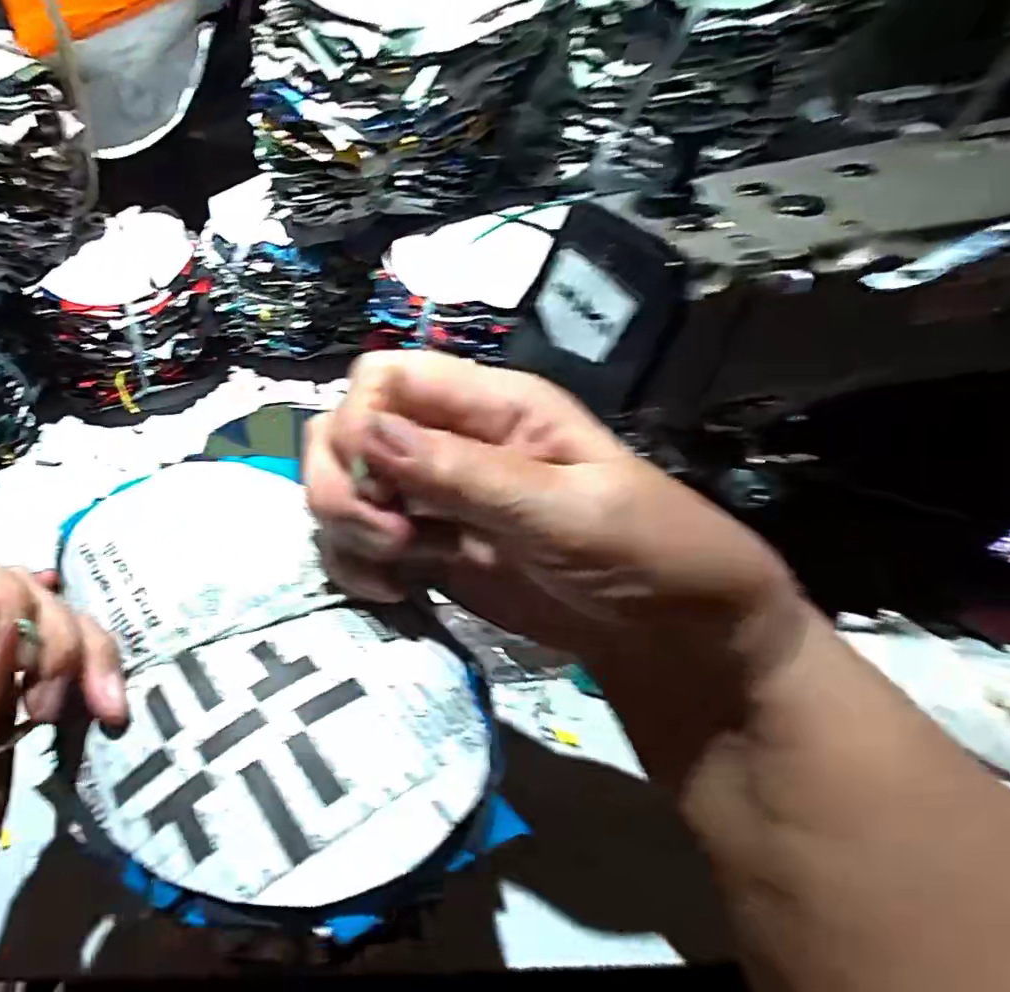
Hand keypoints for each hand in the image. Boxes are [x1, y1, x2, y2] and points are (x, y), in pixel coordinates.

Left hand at [0, 551, 126, 991]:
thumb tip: (0, 613)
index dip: (1, 592)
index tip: (30, 656)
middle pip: (16, 592)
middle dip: (55, 635)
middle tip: (53, 705)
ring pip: (52, 622)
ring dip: (88, 654)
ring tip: (99, 709)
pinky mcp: (15, 702)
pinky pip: (66, 661)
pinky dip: (95, 673)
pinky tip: (105, 699)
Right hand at [303, 352, 822, 785]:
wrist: (668, 632)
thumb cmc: (644, 550)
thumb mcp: (566, 509)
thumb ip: (466, 472)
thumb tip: (367, 431)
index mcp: (490, 405)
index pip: (385, 377)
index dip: (360, 419)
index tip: (376, 483)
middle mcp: (447, 441)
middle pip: (346, 430)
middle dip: (342, 482)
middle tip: (386, 535)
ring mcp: (430, 497)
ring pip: (342, 486)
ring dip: (344, 526)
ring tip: (394, 568)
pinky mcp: (423, 549)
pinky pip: (356, 542)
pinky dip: (355, 563)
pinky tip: (392, 591)